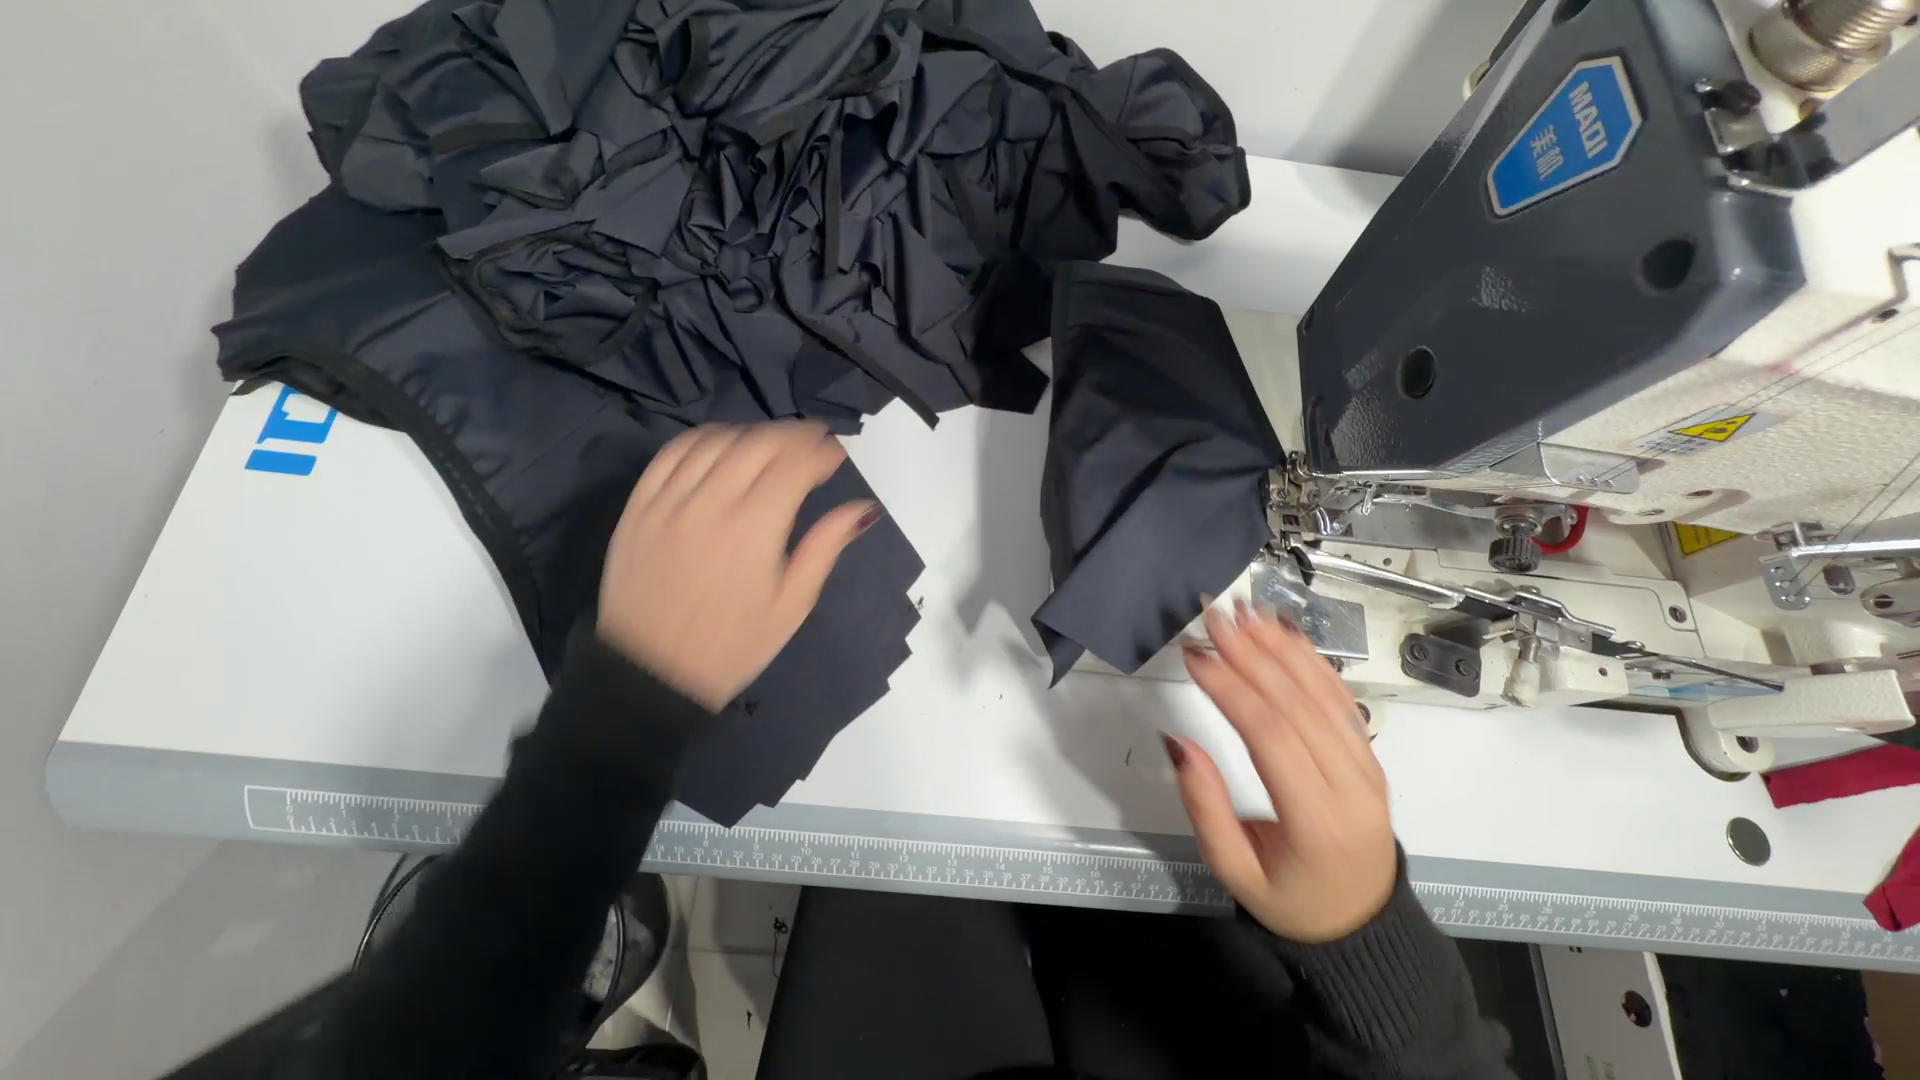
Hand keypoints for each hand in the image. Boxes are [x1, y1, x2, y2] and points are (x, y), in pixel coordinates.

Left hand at [597, 422, 881, 710]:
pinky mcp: (639, 506)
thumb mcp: (791, 605)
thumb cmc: (731, 646)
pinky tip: (721, 447)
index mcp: (755, 528)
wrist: (650, 673)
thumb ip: (825, 548)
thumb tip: (861, 509)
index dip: (823, 450)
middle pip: (759, 443)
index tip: (838, 453)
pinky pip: (671, 454)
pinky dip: (702, 440)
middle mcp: (711, 502)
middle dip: (794, 435)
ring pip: (716, 440)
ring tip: (771, 445)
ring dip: (751, 433)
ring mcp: (669, 500)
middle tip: (813, 443)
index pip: (796, 464)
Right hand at [1167, 602, 1396, 942]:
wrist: (1361, 921)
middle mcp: (1351, 785)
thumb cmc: (1291, 898)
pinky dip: (1312, 660)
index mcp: (1316, 820)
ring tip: (1245, 611)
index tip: (1193, 655)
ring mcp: (1368, 766)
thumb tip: (1179, 743)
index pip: (1270, 735)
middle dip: (1250, 652)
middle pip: (1297, 704)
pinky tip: (1286, 633)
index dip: (1230, 688)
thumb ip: (1207, 808)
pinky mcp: (1370, 755)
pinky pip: (1341, 699)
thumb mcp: (1235, 871)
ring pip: (1322, 693)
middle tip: (1213, 615)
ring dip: (1280, 646)